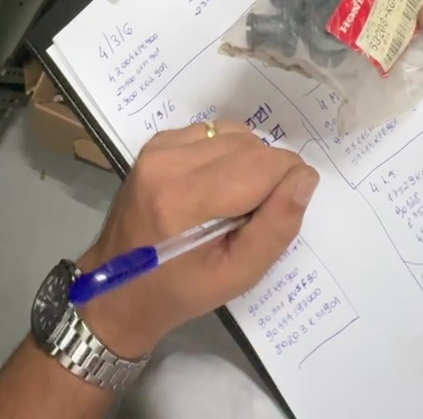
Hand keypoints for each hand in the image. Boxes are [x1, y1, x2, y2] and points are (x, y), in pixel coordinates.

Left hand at [76, 124, 318, 357]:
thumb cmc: (179, 290)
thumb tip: (305, 178)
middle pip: (247, 145)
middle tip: (260, 211)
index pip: (260, 164)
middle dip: (269, 172)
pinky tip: (217, 183)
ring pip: (231, 133)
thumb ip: (276, 227)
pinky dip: (225, 151)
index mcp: (184, 198)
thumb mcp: (237, 275)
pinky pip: (210, 131)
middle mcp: (168, 161)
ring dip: (248, 159)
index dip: (289, 177)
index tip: (292, 201)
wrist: (118, 287)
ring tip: (237, 199)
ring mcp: (158, 147)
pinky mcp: (156, 142)